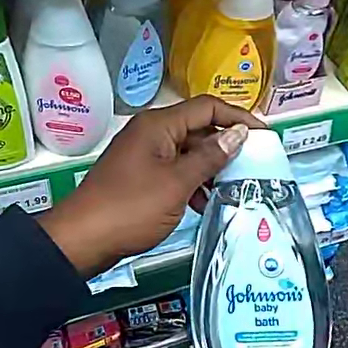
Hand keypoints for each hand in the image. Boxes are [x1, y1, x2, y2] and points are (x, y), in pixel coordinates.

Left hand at [38, 97, 262, 275]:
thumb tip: (238, 134)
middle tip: (253, 166)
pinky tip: (204, 203)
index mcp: (159, 125)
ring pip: (188, 152)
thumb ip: (210, 157)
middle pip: (198, 129)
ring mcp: (144, 155)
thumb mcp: (177, 183)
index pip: (207, 107)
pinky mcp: (140, 176)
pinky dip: (192, 182)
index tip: (265, 134)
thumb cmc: (130, 208)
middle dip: (226, 146)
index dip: (238, 116)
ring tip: (231, 189)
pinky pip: (174, 170)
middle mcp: (151, 133)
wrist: (82, 240)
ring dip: (210, 168)